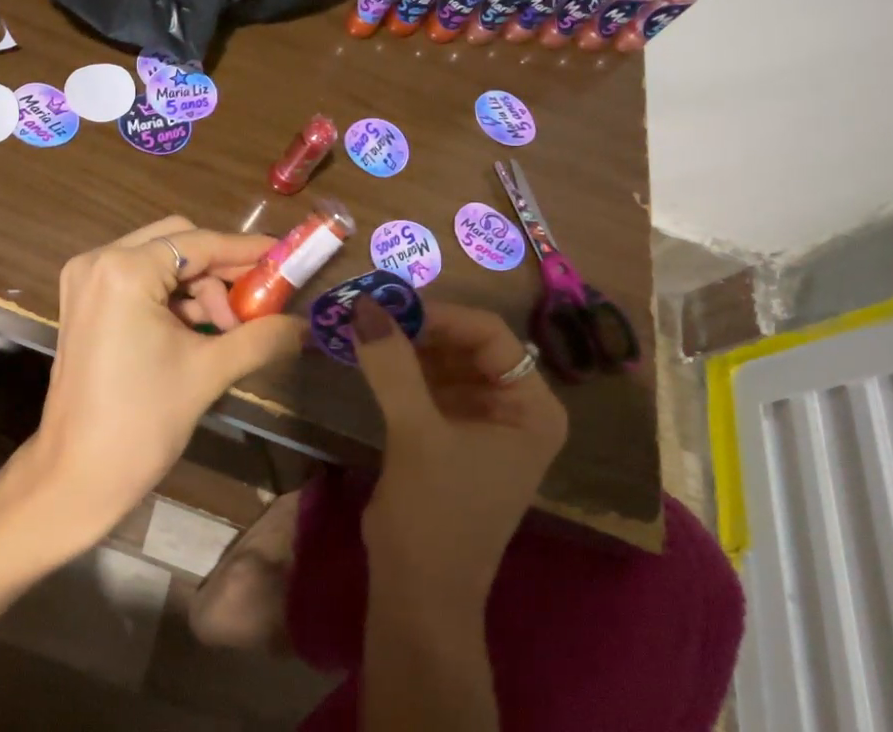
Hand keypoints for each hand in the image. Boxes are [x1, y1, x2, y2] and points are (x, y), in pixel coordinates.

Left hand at [19, 217, 305, 547]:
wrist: (79, 473)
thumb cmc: (143, 420)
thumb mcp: (209, 372)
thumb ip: (261, 337)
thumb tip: (304, 325)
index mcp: (124, 270)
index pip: (199, 243)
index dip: (246, 250)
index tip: (285, 258)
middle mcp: (97, 261)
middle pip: (177, 242)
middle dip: (219, 272)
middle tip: (250, 310)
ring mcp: (84, 281)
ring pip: (158, 261)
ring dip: (196, 289)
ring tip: (222, 335)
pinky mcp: (82, 303)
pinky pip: (137, 282)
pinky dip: (170, 299)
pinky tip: (194, 334)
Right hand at [353, 299, 567, 603]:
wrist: (419, 590)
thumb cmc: (436, 511)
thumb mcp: (416, 433)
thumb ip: (393, 365)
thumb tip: (363, 303)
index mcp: (533, 408)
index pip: (490, 335)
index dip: (439, 315)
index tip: (385, 307)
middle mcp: (515, 410)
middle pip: (466, 346)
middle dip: (417, 330)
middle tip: (366, 315)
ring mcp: (482, 425)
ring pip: (443, 365)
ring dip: (403, 349)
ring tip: (360, 333)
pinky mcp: (448, 438)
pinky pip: (427, 389)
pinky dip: (397, 373)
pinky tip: (366, 362)